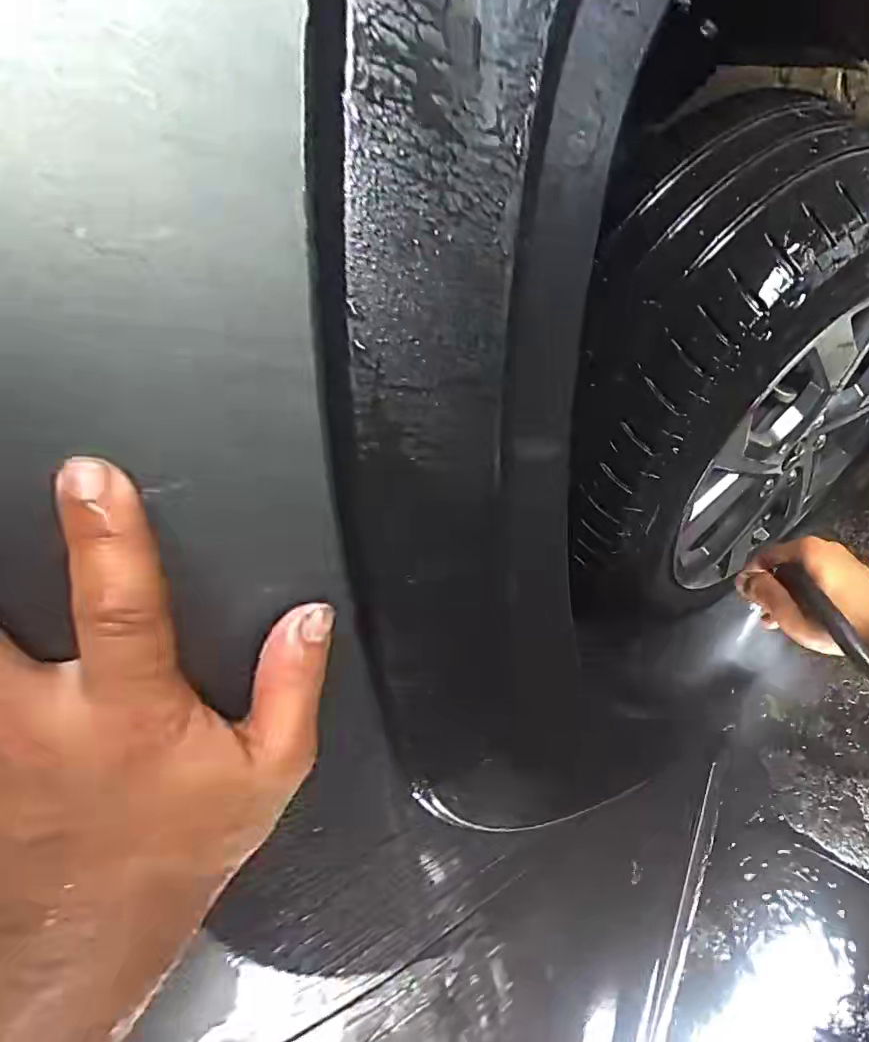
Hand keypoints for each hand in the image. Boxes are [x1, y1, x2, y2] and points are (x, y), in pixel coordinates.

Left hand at [0, 457, 331, 1040]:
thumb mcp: (277, 764)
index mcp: (131, 711)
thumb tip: (310, 618)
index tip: (93, 478)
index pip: (119, 604)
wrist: (92, 921)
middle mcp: (35, 719)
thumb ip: (294, 684)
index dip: (109, 536)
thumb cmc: (192, 835)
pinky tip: (8, 641)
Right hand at [734, 536, 868, 655]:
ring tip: (781, 618)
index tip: (745, 592)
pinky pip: (823, 582)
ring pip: (806, 574)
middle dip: (771, 587)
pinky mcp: (856, 579)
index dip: (751, 575)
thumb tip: (748, 581)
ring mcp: (845, 563)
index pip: (766, 554)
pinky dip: (810, 596)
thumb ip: (765, 594)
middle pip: (787, 563)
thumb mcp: (793, 612)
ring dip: (790, 594)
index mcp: (811, 549)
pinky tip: (807, 617)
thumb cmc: (847, 620)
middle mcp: (829, 550)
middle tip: (761, 609)